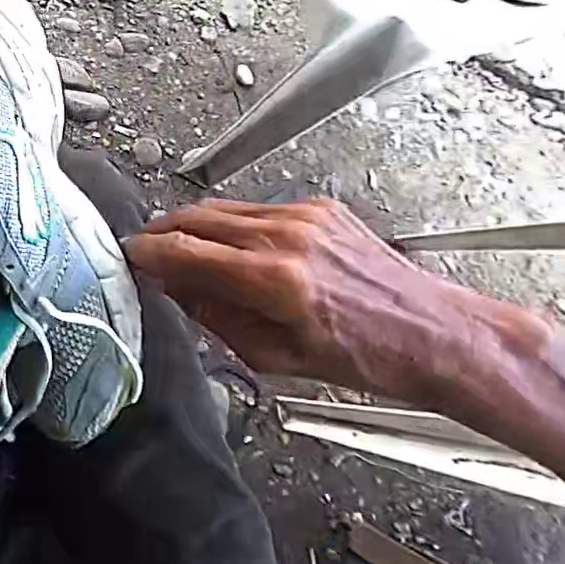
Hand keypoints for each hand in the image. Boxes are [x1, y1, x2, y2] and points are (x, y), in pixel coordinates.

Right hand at [121, 198, 546, 402]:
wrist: (435, 333)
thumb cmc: (363, 355)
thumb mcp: (272, 355)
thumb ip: (213, 315)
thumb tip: (174, 288)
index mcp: (273, 279)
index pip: (185, 250)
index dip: (147, 251)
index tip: (129, 255)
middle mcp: (287, 237)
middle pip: (195, 218)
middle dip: (160, 231)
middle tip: (144, 249)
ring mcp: (305, 216)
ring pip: (221, 208)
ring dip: (190, 225)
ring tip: (178, 247)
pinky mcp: (318, 208)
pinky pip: (253, 209)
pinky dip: (228, 224)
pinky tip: (226, 245)